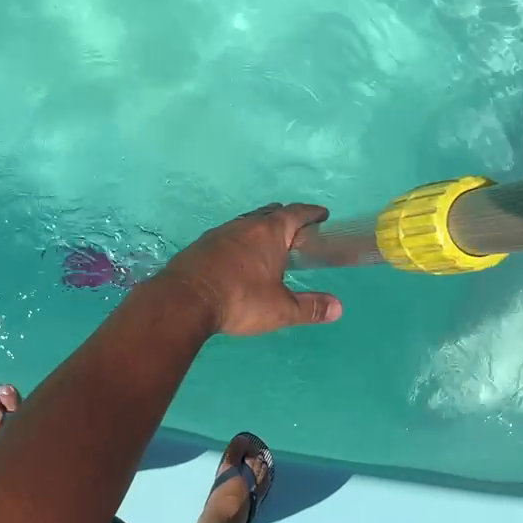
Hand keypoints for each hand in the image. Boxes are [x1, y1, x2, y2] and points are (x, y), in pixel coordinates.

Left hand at [152, 203, 343, 336]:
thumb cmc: (240, 300)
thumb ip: (310, 308)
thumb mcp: (280, 309)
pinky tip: (237, 258)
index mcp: (269, 232)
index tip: (322, 214)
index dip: (311, 213)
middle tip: (297, 230)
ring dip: (259, 229)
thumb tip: (338, 308)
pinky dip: (239, 241)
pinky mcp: (200, 246)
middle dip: (286, 218)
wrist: (185, 300)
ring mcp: (219, 233)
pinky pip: (227, 236)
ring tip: (267, 244)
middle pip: (270, 213)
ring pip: (246, 223)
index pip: (296, 213)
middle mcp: (245, 225)